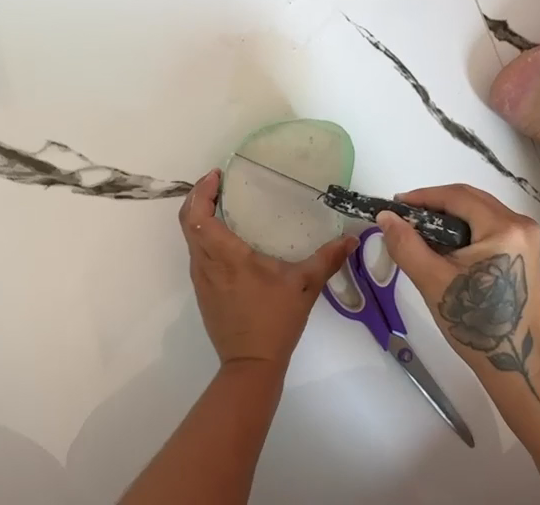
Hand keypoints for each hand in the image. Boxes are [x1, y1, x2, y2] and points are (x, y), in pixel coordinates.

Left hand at [179, 169, 355, 368]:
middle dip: (198, 197)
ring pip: (191, 238)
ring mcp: (202, 279)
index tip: (217, 175)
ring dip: (199, 216)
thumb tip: (352, 238)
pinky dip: (204, 235)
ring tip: (223, 202)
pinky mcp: (204, 292)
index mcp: (226, 256)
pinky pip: (197, 253)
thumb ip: (327, 258)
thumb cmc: (275, 320)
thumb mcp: (305, 286)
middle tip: (218, 183)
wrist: (251, 365)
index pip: (198, 216)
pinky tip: (227, 236)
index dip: (201, 192)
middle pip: (188, 221)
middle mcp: (207, 264)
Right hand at [377, 186, 539, 402]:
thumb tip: (385, 216)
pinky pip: (487, 225)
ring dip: (448, 216)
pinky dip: (463, 229)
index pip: (456, 196)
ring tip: (420, 232)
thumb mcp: (433, 281)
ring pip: (478, 211)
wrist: (516, 364)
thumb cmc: (476, 324)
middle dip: (434, 205)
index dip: (422, 197)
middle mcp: (521, 224)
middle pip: (469, 199)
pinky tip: (444, 245)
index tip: (394, 206)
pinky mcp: (524, 251)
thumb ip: (406, 244)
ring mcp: (526, 237)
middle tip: (404, 219)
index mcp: (504, 228)